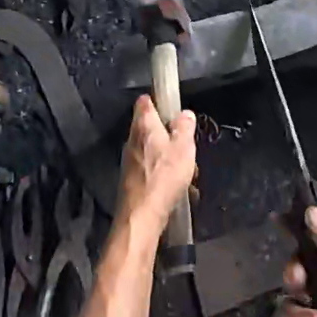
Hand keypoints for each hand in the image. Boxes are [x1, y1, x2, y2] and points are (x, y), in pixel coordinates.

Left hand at [117, 95, 195, 234]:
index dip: (157, 100)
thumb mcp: (183, 148)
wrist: (141, 216)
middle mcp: (132, 140)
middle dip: (168, 134)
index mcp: (144, 126)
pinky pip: (150, 168)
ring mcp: (129, 160)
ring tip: (187, 171)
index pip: (144, 102)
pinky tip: (177, 187)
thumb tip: (184, 113)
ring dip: (168, 156)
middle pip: (149, 127)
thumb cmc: (164, 177)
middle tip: (186, 144)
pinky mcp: (131, 179)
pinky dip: (163, 173)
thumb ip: (184, 128)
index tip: (171, 106)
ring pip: (152, 149)